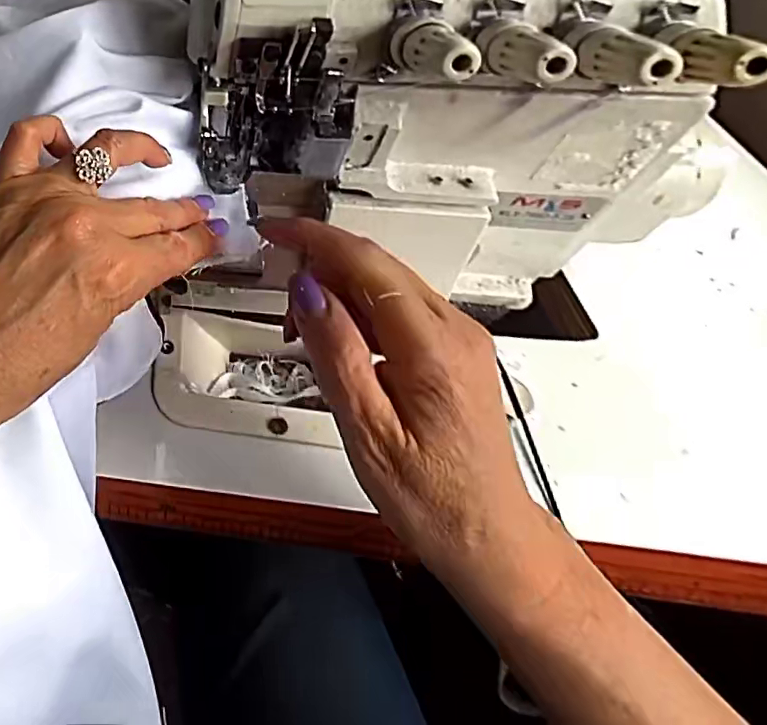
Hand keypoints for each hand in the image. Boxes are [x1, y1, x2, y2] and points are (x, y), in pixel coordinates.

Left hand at [0, 116, 222, 523]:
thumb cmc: (0, 374)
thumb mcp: (86, 337)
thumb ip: (117, 289)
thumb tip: (134, 268)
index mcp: (111, 270)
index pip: (174, 248)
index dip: (200, 244)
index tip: (211, 239)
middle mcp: (83, 224)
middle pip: (151, 209)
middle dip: (184, 213)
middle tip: (197, 215)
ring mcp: (41, 198)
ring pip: (106, 155)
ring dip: (140, 151)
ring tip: (155, 154)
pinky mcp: (3, 189)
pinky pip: (30, 138)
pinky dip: (53, 133)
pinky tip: (69, 143)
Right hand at [260, 218, 556, 591]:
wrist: (488, 535)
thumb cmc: (436, 500)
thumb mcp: (368, 431)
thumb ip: (336, 352)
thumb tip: (309, 292)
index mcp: (434, 347)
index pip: (366, 262)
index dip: (314, 238)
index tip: (278, 231)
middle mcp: (455, 330)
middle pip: (375, 265)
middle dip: (320, 266)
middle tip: (282, 296)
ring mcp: (459, 336)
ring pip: (385, 283)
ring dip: (337, 291)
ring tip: (304, 330)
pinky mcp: (454, 348)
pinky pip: (398, 307)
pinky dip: (359, 311)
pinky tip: (340, 341)